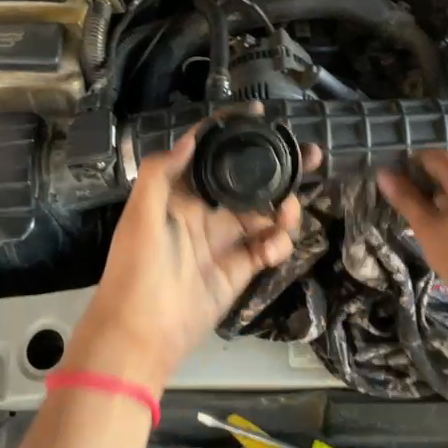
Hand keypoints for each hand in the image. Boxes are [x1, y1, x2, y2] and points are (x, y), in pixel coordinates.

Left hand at [63, 125, 312, 391]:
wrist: (142, 331)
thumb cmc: (137, 267)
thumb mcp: (141, 214)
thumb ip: (161, 172)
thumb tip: (191, 137)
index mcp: (178, 193)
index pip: (209, 153)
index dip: (233, 132)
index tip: (261, 116)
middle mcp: (205, 211)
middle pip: (247, 181)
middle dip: (277, 167)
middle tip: (309, 155)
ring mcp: (224, 240)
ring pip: (264, 213)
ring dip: (283, 207)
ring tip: (290, 209)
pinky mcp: (240, 269)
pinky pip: (267, 248)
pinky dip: (279, 243)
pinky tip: (276, 246)